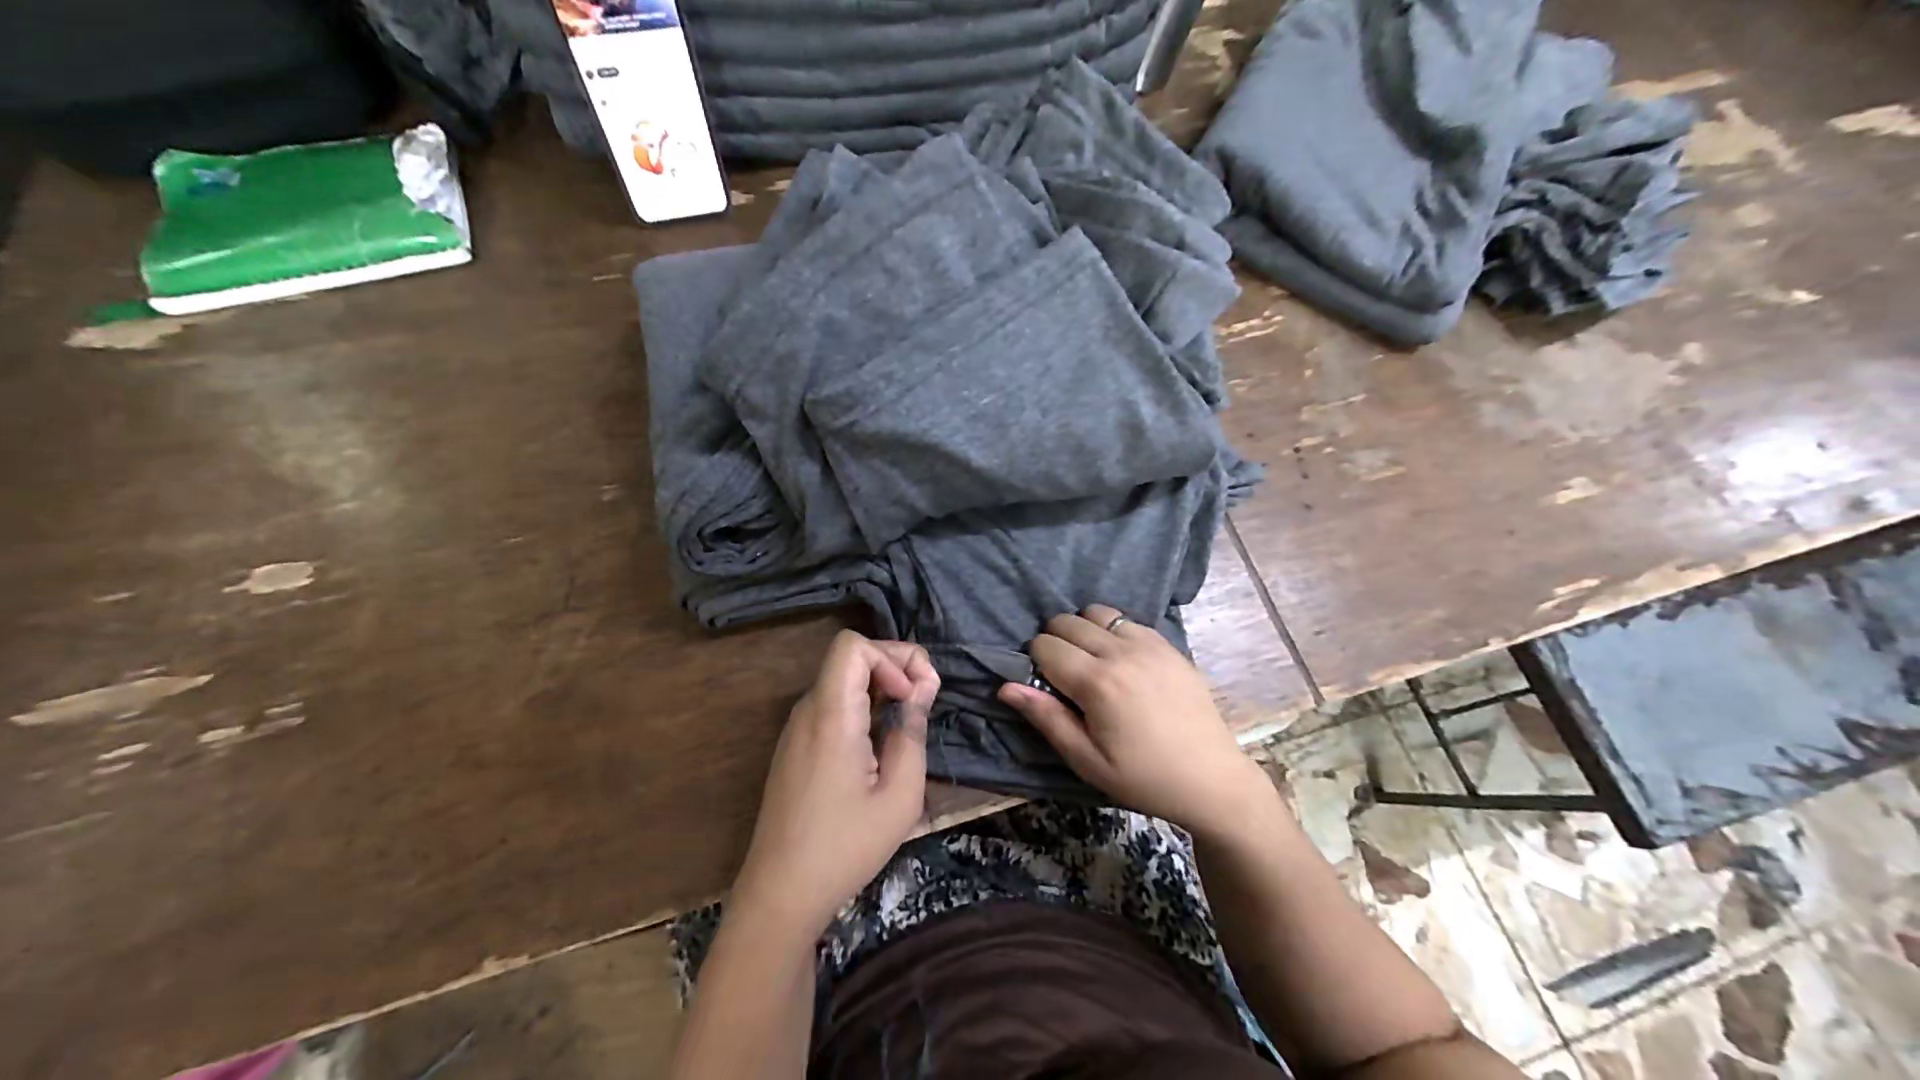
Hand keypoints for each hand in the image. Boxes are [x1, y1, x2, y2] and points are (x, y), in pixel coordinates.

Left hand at [729, 631, 939, 937]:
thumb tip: (922, 687)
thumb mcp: (900, 795)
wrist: (781, 893)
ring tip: (906, 727)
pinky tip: (879, 747)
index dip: (892, 657)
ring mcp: (796, 729)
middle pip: (850, 658)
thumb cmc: (846, 847)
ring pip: (842, 681)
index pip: (852, 646)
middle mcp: (807, 711)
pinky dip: (863, 709)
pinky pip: (832, 706)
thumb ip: (912, 732)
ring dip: (881, 689)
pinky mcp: (795, 747)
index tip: (913, 696)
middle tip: (925, 703)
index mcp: (830, 715)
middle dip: (895, 668)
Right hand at [998, 603, 1272, 841]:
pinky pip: (1128, 620)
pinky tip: (1121, 661)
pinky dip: (1113, 631)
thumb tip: (1005, 686)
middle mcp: (1121, 652)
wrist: (1212, 779)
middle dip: (1055, 641)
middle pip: (1066, 621)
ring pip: (1097, 612)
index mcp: (1097, 683)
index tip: (1047, 687)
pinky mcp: (1168, 645)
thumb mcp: (1086, 761)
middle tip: (1065, 675)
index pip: (1045, 645)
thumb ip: (1046, 718)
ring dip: (1084, 630)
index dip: (1036, 663)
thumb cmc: (1143, 778)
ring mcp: (1149, 644)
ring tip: (1091, 662)